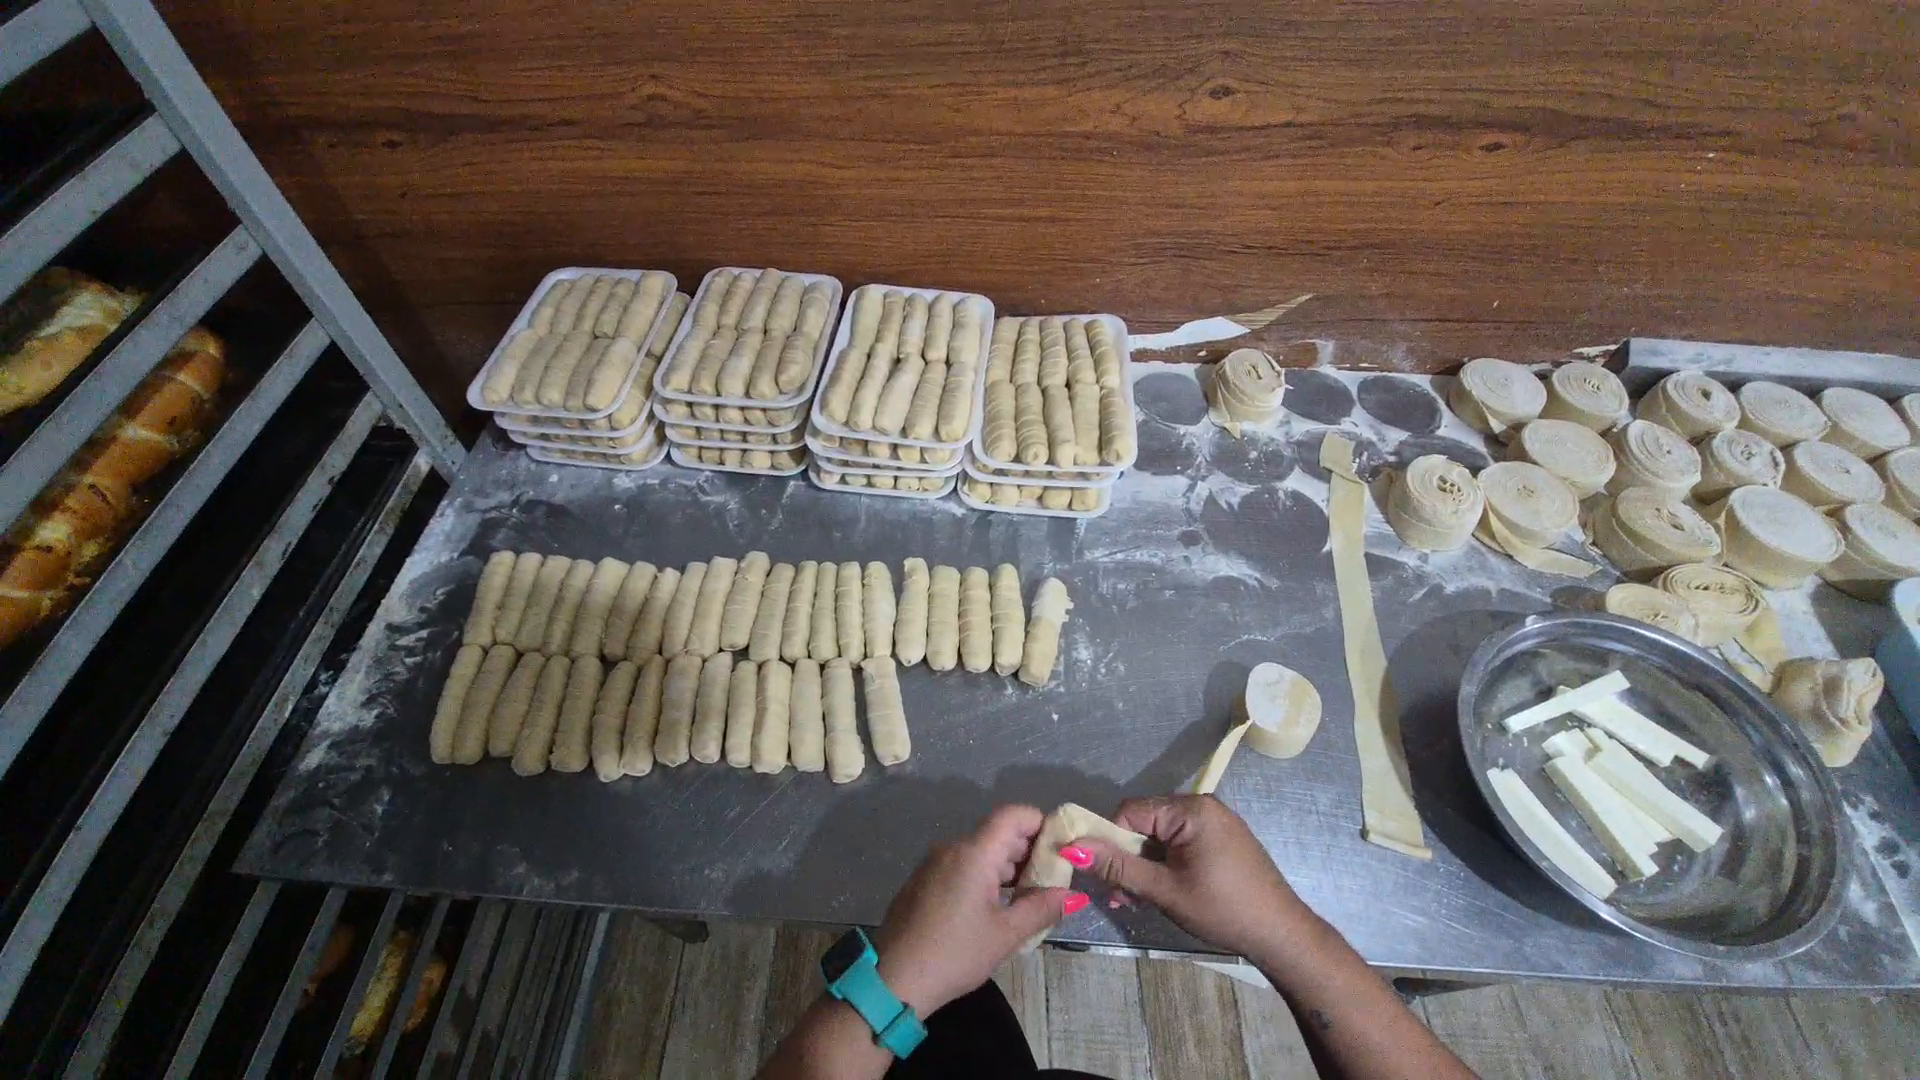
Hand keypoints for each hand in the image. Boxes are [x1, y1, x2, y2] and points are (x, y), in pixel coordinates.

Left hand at [872, 805, 1085, 1014]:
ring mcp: (934, 863)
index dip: (1040, 823)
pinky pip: (962, 865)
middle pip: (998, 832)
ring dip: (1007, 866)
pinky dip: (984, 875)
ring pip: (980, 850)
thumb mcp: (1005, 935)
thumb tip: (1070, 894)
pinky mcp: (924, 880)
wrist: (892, 979)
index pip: (1012, 815)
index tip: (1060, 849)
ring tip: (1028, 896)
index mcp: (974, 852)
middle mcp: (953, 848)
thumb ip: (1040, 909)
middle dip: (1028, 849)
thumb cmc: (954, 954)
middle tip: (1052, 879)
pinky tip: (994, 906)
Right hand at [1069, 795, 1311, 957]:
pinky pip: (1180, 842)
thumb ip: (1118, 867)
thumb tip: (1072, 848)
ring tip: (1138, 901)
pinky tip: (1163, 892)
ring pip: (1161, 836)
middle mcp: (1202, 806)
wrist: (1283, 936)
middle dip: (1128, 858)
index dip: (1111, 841)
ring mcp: (1215, 822)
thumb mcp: (1164, 890)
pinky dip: (1165, 864)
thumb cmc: (1222, 909)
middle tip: (1121, 896)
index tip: (1105, 876)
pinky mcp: (1222, 839)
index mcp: (1190, 809)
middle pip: (1145, 823)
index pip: (1131, 811)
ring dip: (1145, 866)